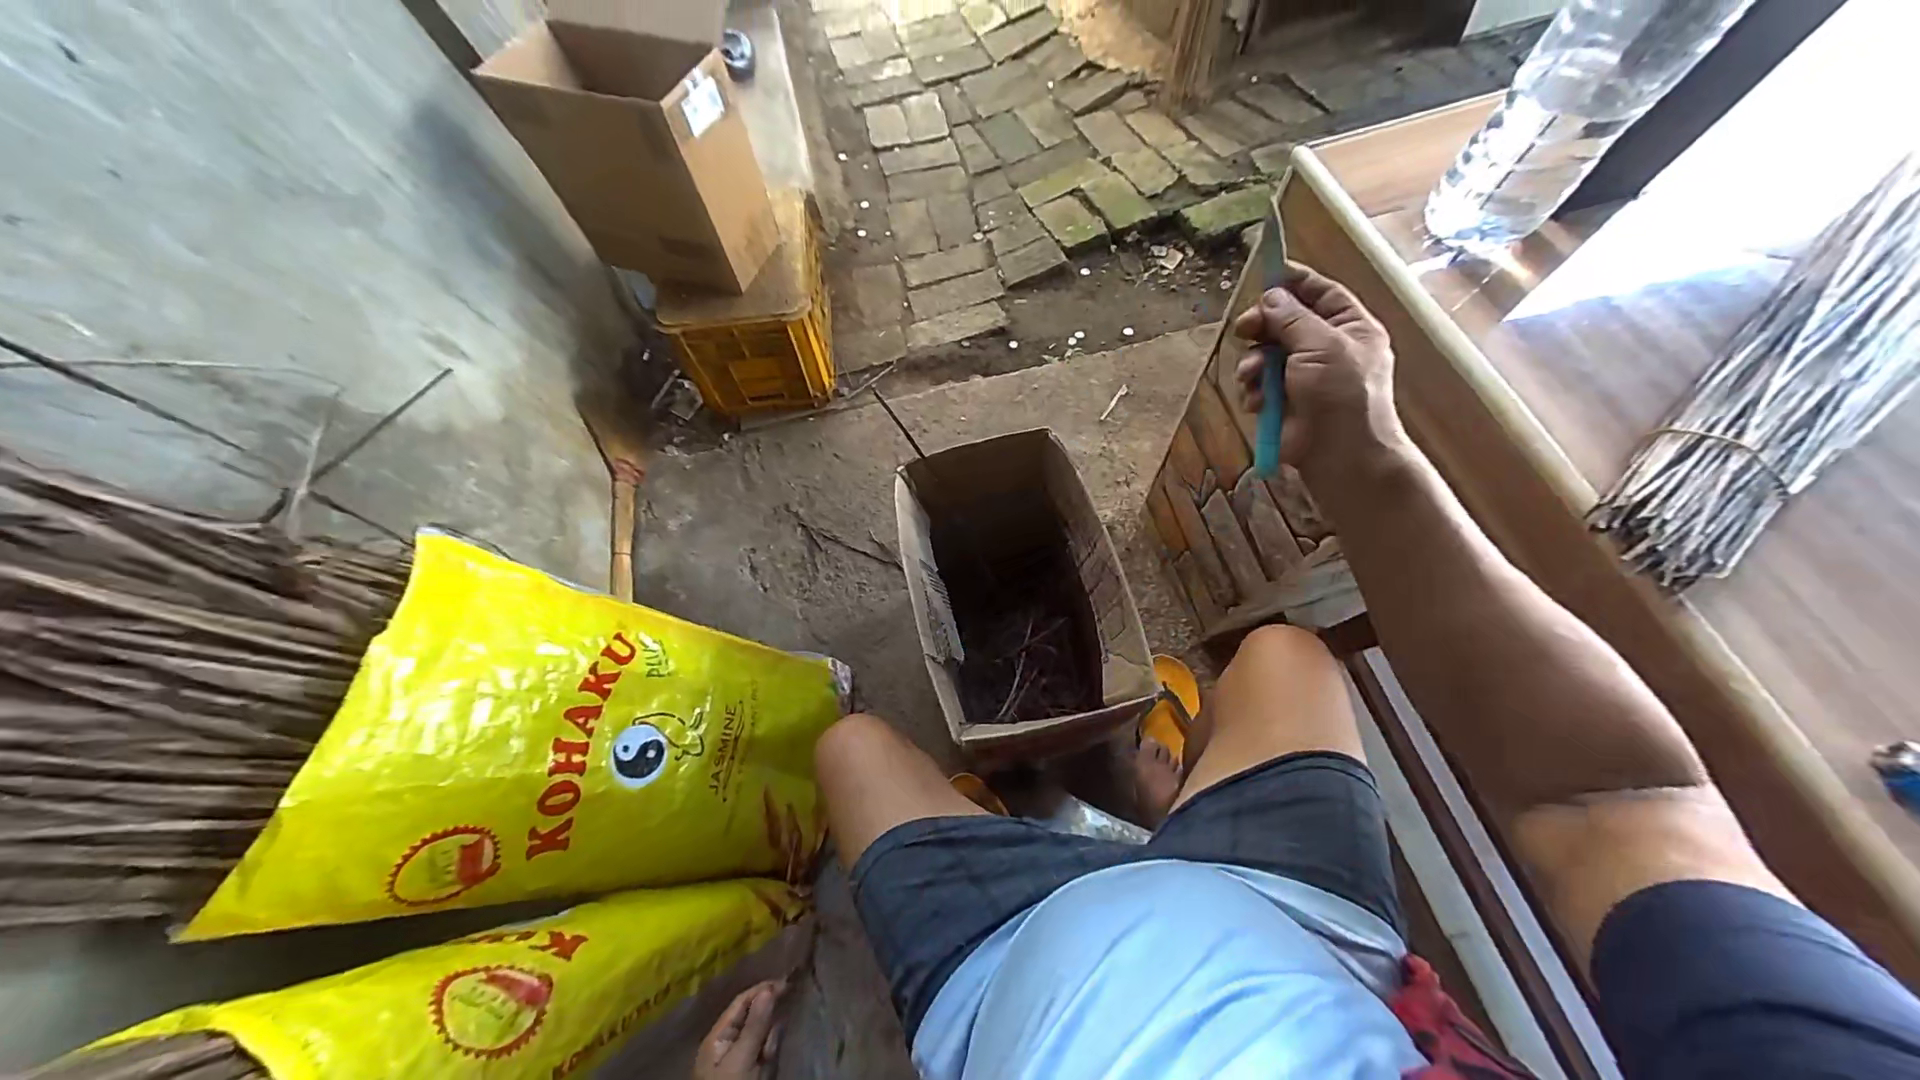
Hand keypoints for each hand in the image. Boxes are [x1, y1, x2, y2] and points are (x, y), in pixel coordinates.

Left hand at [693, 980, 784, 1079]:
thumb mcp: (741, 1060)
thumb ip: (755, 1026)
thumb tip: (768, 990)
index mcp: (717, 1037)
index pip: (741, 1003)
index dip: (762, 989)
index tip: (787, 983)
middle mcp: (726, 1044)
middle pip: (751, 1016)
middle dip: (770, 1010)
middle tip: (793, 1000)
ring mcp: (738, 1060)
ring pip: (760, 1033)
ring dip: (771, 1032)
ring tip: (777, 1036)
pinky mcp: (749, 1073)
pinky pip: (763, 1052)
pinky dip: (771, 1048)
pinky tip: (773, 1051)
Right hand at [1233, 264, 1402, 472]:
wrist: (1341, 456)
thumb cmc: (1342, 396)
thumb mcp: (1322, 347)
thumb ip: (1293, 319)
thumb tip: (1270, 297)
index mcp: (1349, 328)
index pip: (1320, 293)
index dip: (1294, 283)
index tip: (1265, 275)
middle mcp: (1326, 349)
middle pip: (1285, 323)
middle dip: (1262, 327)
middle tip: (1243, 329)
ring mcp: (1303, 378)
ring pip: (1265, 356)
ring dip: (1254, 365)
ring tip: (1252, 378)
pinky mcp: (1283, 403)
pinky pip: (1259, 386)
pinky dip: (1254, 392)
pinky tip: (1257, 402)